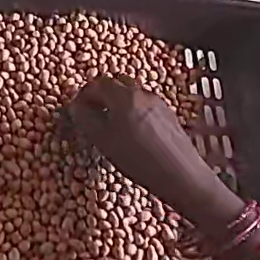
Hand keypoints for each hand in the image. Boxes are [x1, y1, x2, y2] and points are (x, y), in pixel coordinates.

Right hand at [67, 76, 242, 230]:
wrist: (182, 176)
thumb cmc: (138, 159)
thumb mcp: (104, 141)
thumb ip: (87, 120)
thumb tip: (76, 107)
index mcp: (124, 96)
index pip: (97, 84)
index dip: (84, 94)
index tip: (77, 109)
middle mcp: (142, 93)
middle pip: (116, 83)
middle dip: (101, 94)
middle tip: (91, 112)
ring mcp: (158, 103)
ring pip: (132, 93)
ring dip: (117, 102)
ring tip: (110, 124)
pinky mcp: (169, 115)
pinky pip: (144, 105)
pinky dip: (132, 110)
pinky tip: (132, 133)